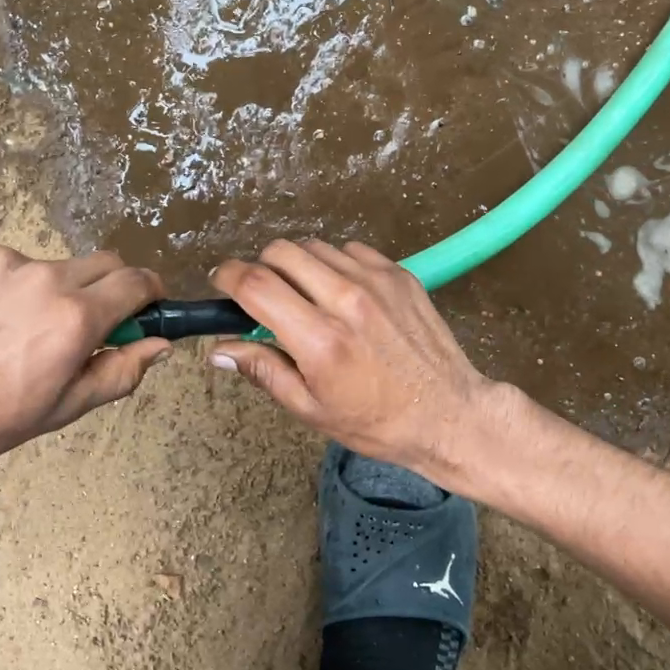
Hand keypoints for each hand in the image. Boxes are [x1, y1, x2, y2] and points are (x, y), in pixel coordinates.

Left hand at [0, 241, 168, 496]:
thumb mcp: (61, 408)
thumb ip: (119, 371)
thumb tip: (161, 344)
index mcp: (73, 316)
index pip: (135, 281)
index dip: (146, 291)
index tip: (143, 304)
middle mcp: (39, 275)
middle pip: (93, 264)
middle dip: (93, 290)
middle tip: (65, 325)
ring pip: (32, 266)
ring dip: (28, 290)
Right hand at [206, 240, 516, 484]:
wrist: (450, 414)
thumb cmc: (376, 422)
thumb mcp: (310, 409)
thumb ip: (262, 370)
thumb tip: (218, 349)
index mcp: (319, 340)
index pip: (255, 284)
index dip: (227, 276)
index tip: (220, 281)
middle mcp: (346, 300)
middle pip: (280, 251)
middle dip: (260, 266)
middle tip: (263, 294)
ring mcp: (376, 282)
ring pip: (314, 246)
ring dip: (298, 265)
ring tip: (305, 295)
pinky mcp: (399, 274)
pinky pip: (350, 250)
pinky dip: (335, 264)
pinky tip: (342, 293)